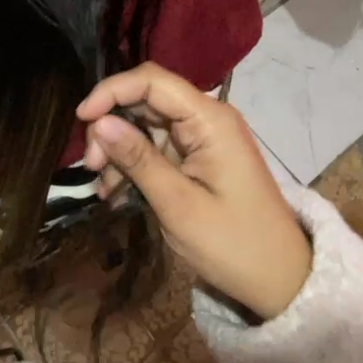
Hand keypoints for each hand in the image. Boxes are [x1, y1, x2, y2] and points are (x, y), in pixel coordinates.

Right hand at [78, 63, 312, 321]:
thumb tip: (99, 122)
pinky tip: (116, 192)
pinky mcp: (198, 157)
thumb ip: (138, 160)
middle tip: (93, 167)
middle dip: (112, 126)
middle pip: (146, 100)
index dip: (112, 90)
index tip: (81, 118)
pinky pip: (156, 147)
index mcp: (209, 119)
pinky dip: (134, 164)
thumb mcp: (178, 205)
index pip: (152, 81)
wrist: (281, 281)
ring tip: (104, 188)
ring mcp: (202, 137)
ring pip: (146, 124)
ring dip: (119, 150)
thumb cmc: (233, 244)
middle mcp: (206, 117)